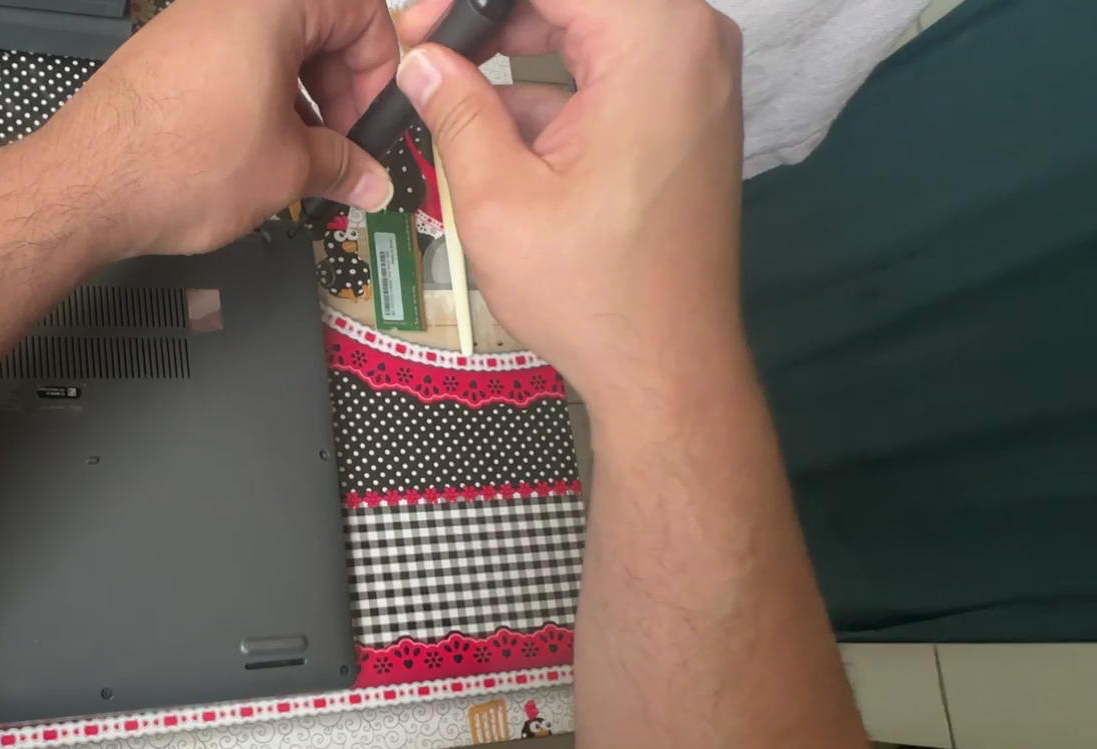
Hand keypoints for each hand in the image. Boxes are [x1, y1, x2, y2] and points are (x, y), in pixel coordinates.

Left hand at [32, 0, 403, 256]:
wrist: (89, 187)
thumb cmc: (179, 165)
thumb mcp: (284, 172)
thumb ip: (341, 168)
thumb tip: (371, 180)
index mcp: (275, 2)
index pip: (361, 12)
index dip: (379, 75)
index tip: (372, 125)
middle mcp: (231, 0)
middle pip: (315, 31)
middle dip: (336, 97)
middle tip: (339, 152)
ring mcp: (191, 25)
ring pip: (271, 57)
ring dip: (296, 109)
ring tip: (294, 166)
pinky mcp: (164, 59)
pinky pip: (230, 72)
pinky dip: (254, 109)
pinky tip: (250, 159)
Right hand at [394, 0, 746, 414]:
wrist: (659, 357)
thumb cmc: (584, 287)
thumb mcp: (497, 201)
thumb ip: (456, 115)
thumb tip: (421, 62)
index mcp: (653, 42)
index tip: (414, 29)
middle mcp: (689, 41)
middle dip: (491, 20)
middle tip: (422, 62)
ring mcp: (691, 80)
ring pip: (587, 36)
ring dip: (513, 62)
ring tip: (446, 107)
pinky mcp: (678, 118)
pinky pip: (604, 79)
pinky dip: (547, 97)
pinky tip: (492, 139)